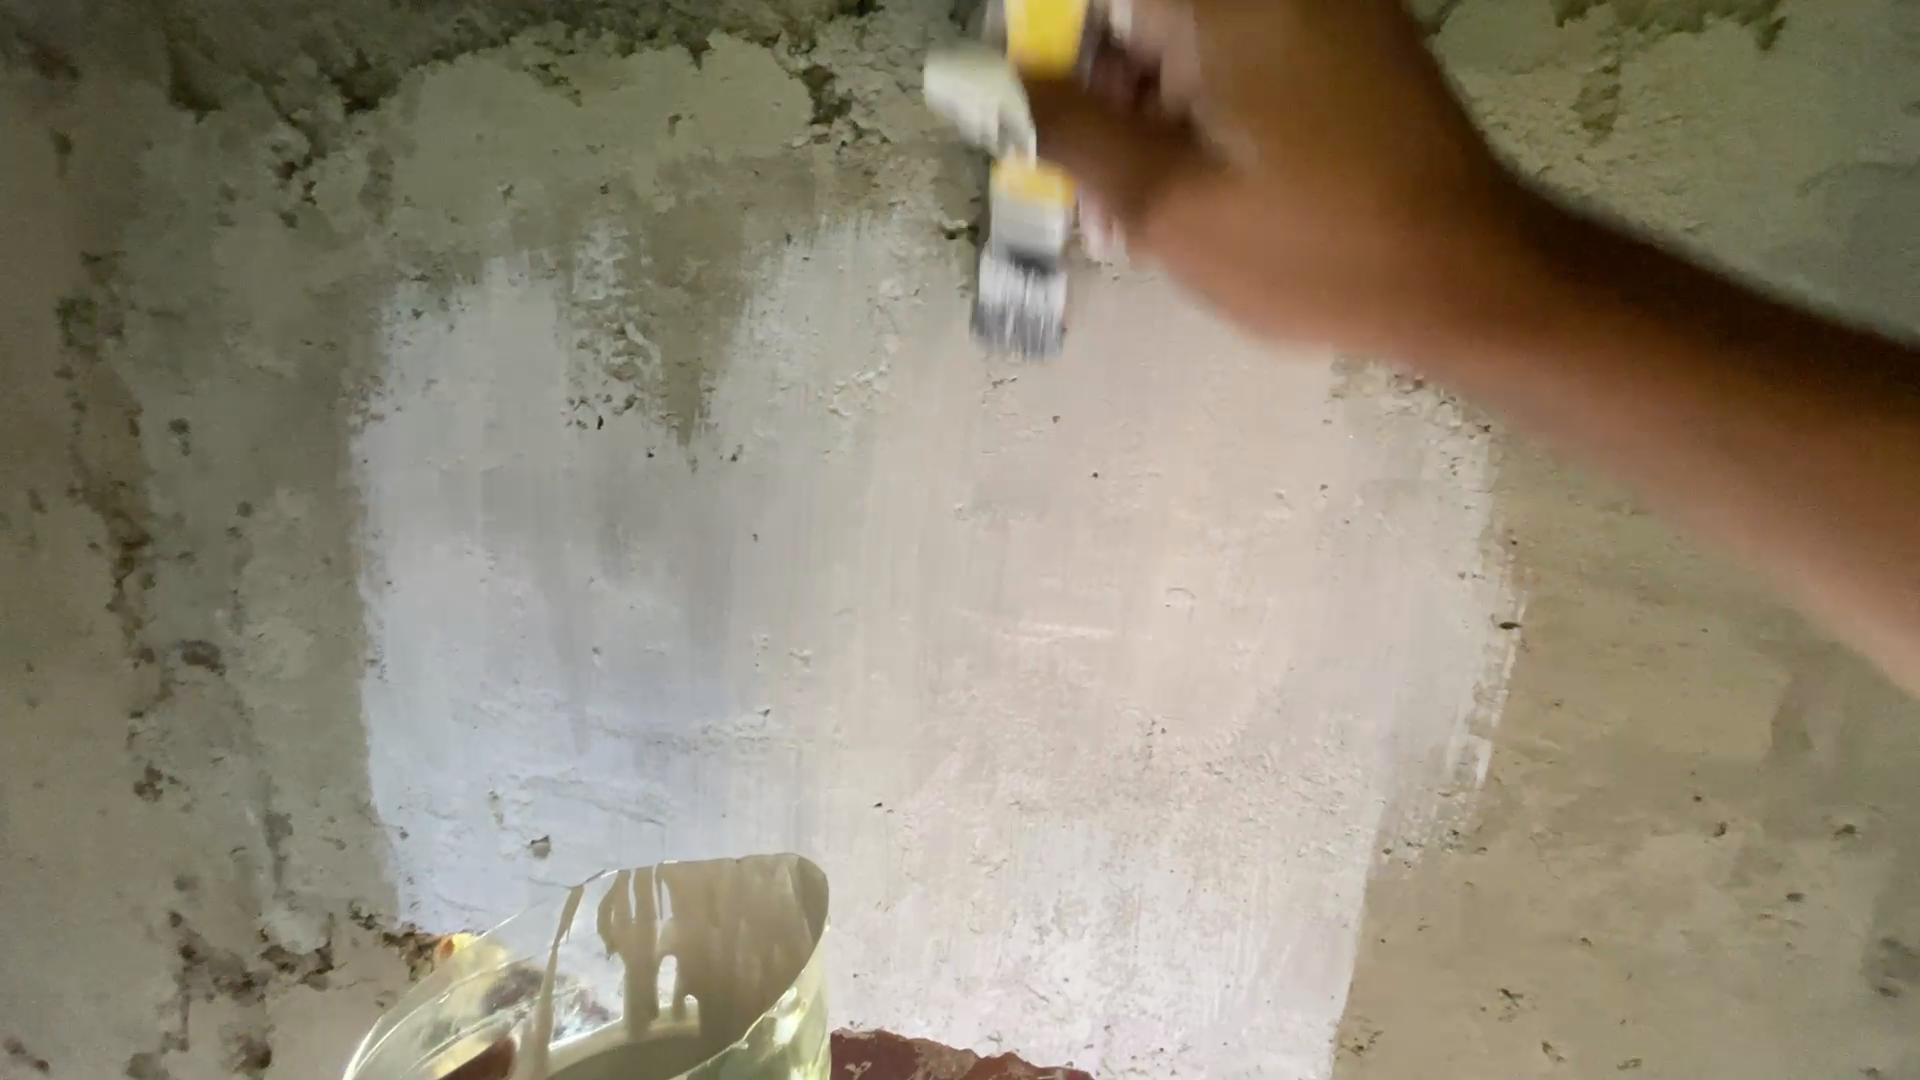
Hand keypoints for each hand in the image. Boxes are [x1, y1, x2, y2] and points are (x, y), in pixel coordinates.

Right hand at [1032, 0, 1545, 353]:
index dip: (1041, 48)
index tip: (1029, 122)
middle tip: (1083, 200)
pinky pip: (1224, 71)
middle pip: (1132, 21)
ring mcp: (1308, 11)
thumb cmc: (1305, 247)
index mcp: (1222, 0)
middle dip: (1090, 104)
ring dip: (1134, 130)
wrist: (1455, 276)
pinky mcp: (1328, 51)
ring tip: (1128, 226)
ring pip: (1175, 52)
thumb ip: (1061, 128)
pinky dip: (1187, 129)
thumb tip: (969, 79)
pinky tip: (1180, 202)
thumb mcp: (1162, 199)